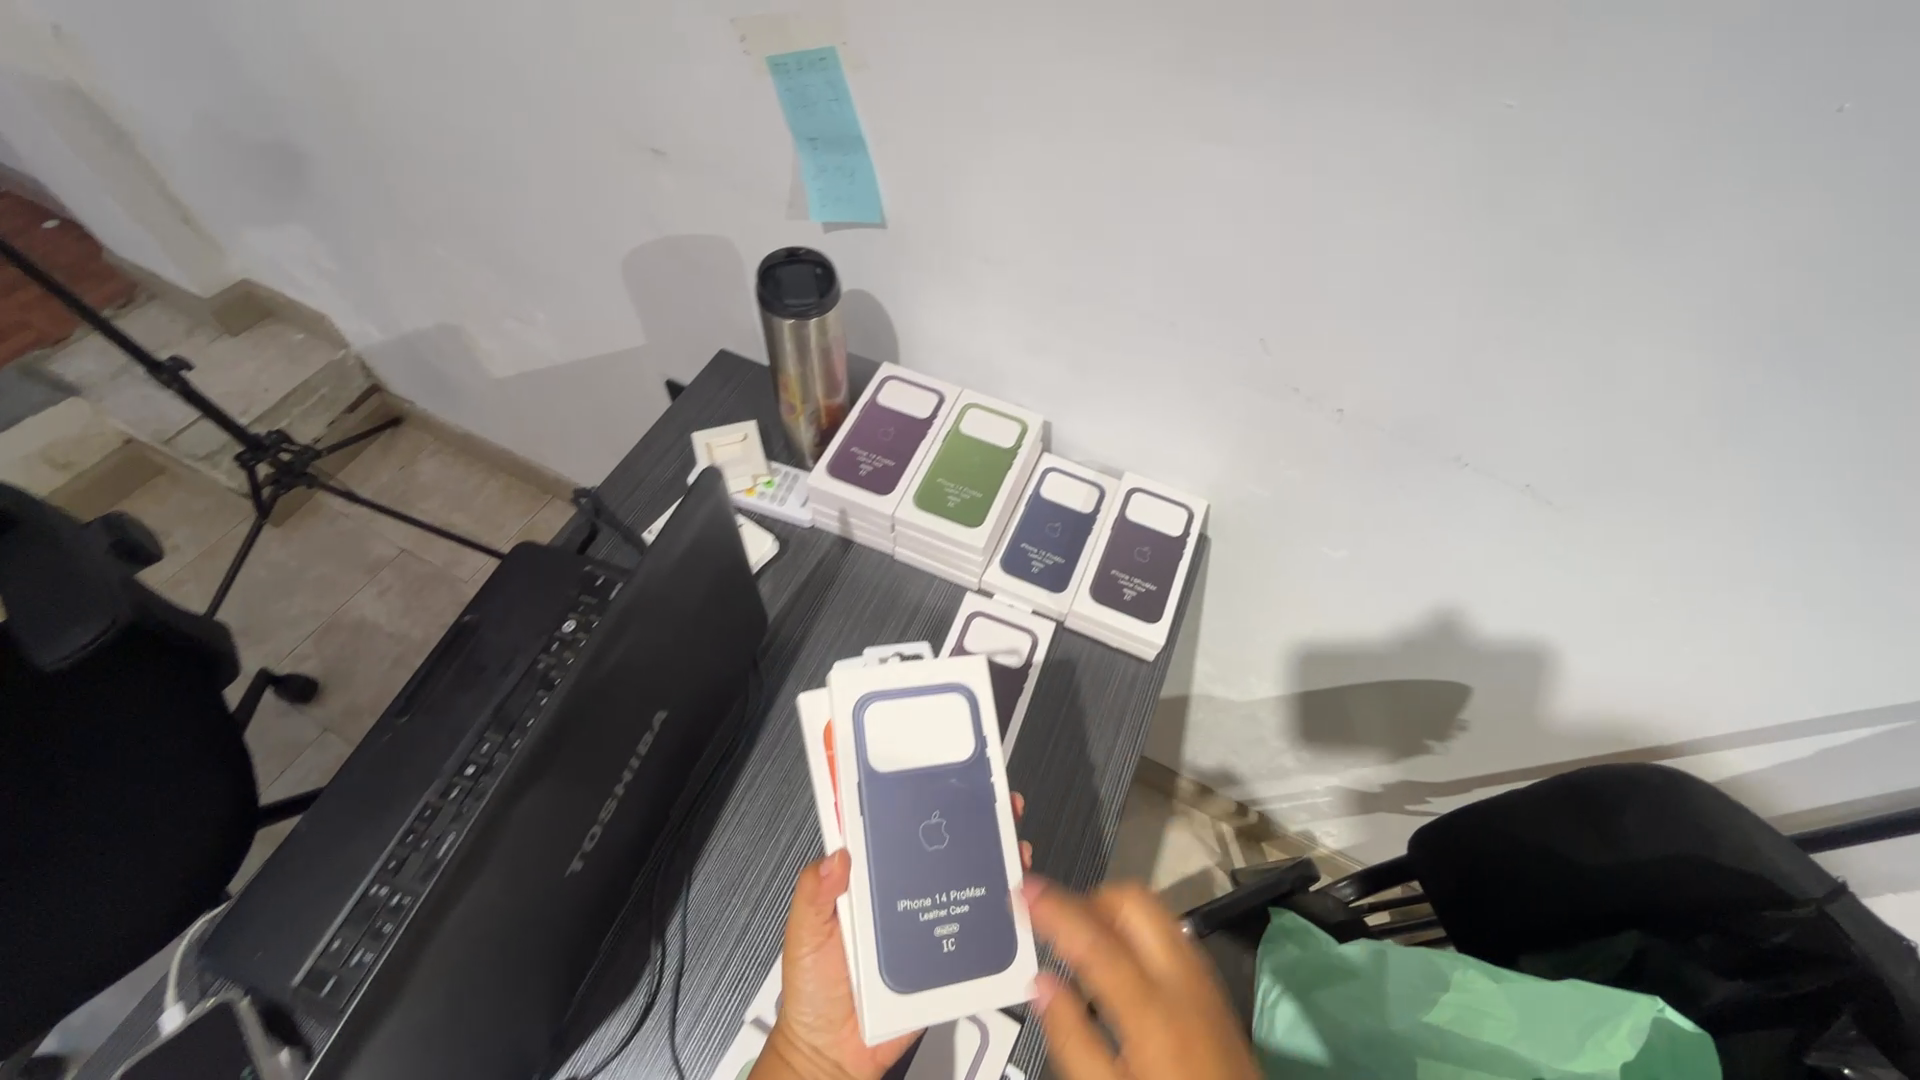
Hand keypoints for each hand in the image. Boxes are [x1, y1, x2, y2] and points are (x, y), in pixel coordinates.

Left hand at [755, 795, 1031, 1079]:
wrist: (835, 1055)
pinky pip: (973, 933)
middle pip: (938, 850)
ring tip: (1011, 845)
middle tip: (995, 804)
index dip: (914, 803)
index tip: (935, 780)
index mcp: (865, 881)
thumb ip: (814, 894)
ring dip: (991, 864)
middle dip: (969, 824)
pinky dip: (997, 918)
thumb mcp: (804, 934)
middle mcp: (899, 896)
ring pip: (962, 885)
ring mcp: (924, 923)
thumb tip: (836, 855)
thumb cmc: (813, 994)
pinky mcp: (942, 957)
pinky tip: (1012, 903)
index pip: (893, 832)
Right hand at [1025, 878, 1258, 1079]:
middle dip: (1089, 900)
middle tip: (1057, 923)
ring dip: (1113, 912)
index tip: (1023, 893)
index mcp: (1152, 1012)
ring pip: (1156, 910)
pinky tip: (1117, 959)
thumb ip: (1072, 1040)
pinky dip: (1137, 930)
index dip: (1053, 909)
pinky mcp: (1213, 992)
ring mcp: (1204, 983)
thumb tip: (1042, 984)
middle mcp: (1184, 982)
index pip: (1094, 938)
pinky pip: (1172, 934)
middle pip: (1133, 902)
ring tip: (1080, 938)